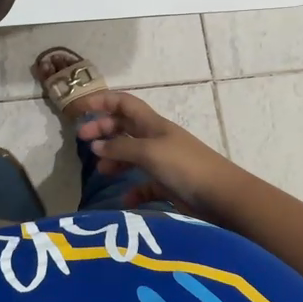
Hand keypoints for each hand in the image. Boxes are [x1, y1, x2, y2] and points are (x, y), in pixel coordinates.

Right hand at [75, 91, 244, 216]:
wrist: (222, 196)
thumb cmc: (184, 166)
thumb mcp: (149, 152)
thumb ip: (121, 147)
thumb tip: (96, 146)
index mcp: (151, 123)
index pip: (123, 103)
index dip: (102, 101)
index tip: (80, 108)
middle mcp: (154, 138)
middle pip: (123, 127)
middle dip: (103, 130)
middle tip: (83, 141)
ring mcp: (162, 161)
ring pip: (131, 154)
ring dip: (114, 159)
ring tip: (100, 171)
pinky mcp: (168, 185)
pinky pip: (144, 184)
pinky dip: (132, 190)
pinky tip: (124, 200)